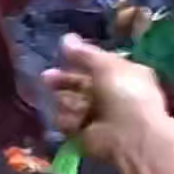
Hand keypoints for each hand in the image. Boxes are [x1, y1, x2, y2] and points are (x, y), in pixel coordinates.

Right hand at [39, 34, 173, 161]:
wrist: (127, 135)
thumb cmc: (124, 94)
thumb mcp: (106, 66)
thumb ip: (84, 53)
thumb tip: (65, 38)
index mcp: (123, 75)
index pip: (96, 65)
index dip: (79, 60)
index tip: (60, 55)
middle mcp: (110, 94)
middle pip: (80, 85)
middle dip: (63, 81)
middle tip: (46, 77)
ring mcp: (96, 115)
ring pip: (71, 102)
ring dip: (64, 99)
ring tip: (57, 98)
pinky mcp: (83, 133)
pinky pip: (68, 121)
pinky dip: (67, 119)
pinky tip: (71, 118)